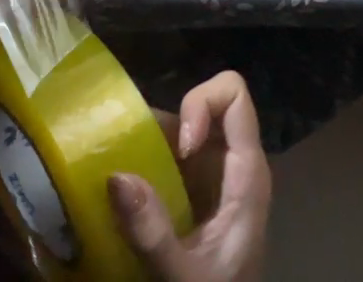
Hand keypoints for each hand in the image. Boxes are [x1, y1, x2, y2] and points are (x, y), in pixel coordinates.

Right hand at [109, 71, 270, 281]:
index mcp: (247, 174)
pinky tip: (120, 179)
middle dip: (167, 117)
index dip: (201, 103)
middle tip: (136, 152)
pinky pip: (167, 149)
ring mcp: (211, 173)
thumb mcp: (183, 278)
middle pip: (206, 104)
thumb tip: (116, 176)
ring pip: (181, 124)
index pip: (235, 99)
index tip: (180, 147)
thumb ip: (154, 234)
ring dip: (148, 134)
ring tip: (115, 157)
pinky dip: (142, 152)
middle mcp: (231, 163)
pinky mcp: (190, 187)